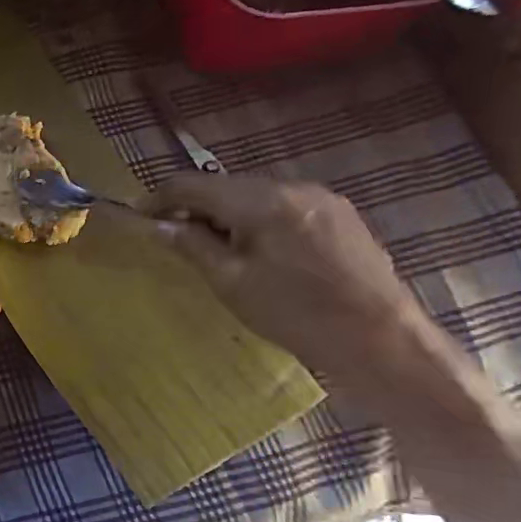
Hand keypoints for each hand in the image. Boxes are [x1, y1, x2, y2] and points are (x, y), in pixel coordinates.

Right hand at [139, 174, 433, 387]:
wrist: (380, 338)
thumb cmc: (296, 314)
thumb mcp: (232, 283)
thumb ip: (192, 245)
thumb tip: (157, 225)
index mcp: (261, 202)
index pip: (193, 184)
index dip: (159, 198)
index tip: (140, 218)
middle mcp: (291, 186)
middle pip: (225, 185)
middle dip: (194, 207)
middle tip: (175, 240)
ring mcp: (319, 196)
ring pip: (254, 195)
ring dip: (225, 214)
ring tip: (215, 251)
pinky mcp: (338, 212)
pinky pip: (281, 205)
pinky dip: (256, 220)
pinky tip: (256, 252)